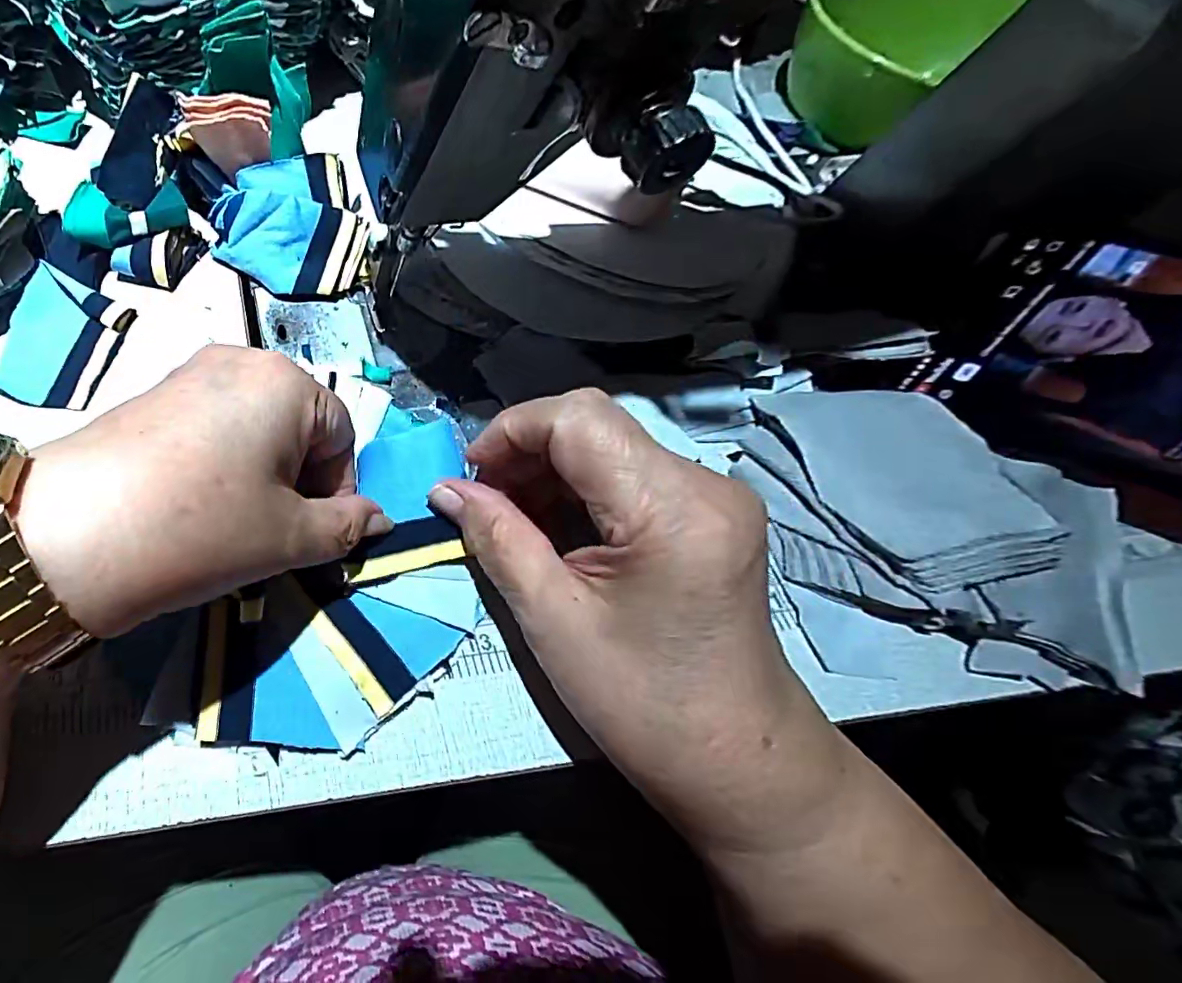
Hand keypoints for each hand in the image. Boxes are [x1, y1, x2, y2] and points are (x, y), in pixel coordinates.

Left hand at [11, 346, 389, 636]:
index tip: (312, 533)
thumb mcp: (288, 537)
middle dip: (300, 481)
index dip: (338, 490)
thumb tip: (379, 522)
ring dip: (263, 475)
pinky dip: (224, 464)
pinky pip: (215, 427)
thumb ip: (347, 527)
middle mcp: (239, 362)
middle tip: (273, 530)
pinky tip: (195, 504)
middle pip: (299, 426)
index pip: (342, 435)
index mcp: (284, 382)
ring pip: (257, 428)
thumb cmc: (199, 528)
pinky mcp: (152, 396)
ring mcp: (189, 374)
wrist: (65, 537)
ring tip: (231, 521)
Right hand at [427, 390, 853, 856]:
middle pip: (595, 424)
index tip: (469, 475)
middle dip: (526, 450)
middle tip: (483, 499)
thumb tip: (446, 489)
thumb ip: (497, 538)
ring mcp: (713, 496)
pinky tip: (553, 525)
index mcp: (671, 507)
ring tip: (511, 516)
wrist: (735, 761)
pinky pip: (631, 474)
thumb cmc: (643, 705)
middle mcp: (703, 484)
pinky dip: (581, 490)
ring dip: (550, 470)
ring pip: (610, 444)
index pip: (578, 419)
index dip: (511, 431)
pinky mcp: (709, 514)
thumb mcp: (553, 620)